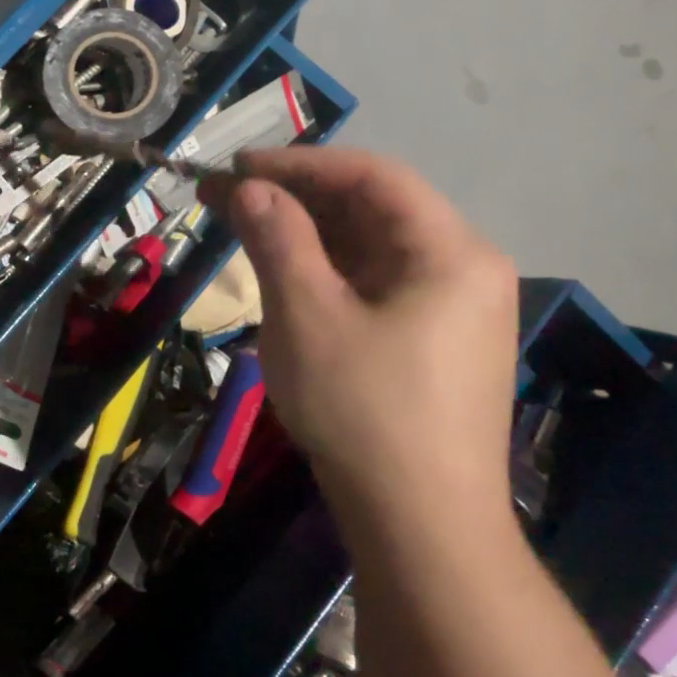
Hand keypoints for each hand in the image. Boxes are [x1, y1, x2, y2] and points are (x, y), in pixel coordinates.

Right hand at [201, 148, 519, 527]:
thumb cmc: (360, 403)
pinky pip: (369, 280)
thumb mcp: (305, 313)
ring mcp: (447, 306)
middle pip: (371, 208)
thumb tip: (247, 187)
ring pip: (366, 245)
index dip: (298, 163)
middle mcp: (460, 268)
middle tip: (216, 195)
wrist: (415, 512)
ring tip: (234, 226)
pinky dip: (319, 265)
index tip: (231, 167)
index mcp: (449, 253)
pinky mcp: (427, 338)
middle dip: (291, 196)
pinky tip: (275, 269)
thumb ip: (277, 238)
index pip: (372, 178)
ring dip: (300, 230)